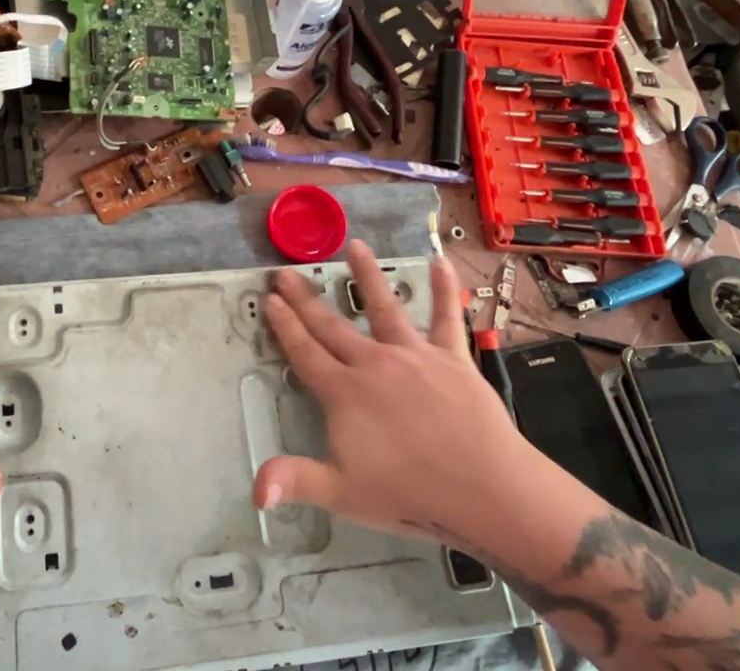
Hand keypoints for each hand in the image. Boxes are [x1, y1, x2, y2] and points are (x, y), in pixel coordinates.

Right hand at [252, 241, 535, 537]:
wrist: (485, 489)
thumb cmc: (411, 494)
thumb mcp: (343, 493)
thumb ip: (295, 481)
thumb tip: (254, 490)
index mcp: (345, 393)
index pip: (305, 353)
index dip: (285, 327)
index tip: (271, 300)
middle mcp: (374, 364)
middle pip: (333, 325)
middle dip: (306, 299)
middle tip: (286, 273)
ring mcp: (414, 356)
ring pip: (385, 308)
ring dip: (368, 276)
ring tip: (354, 245)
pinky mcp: (452, 358)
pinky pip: (447, 318)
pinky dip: (445, 291)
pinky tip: (441, 263)